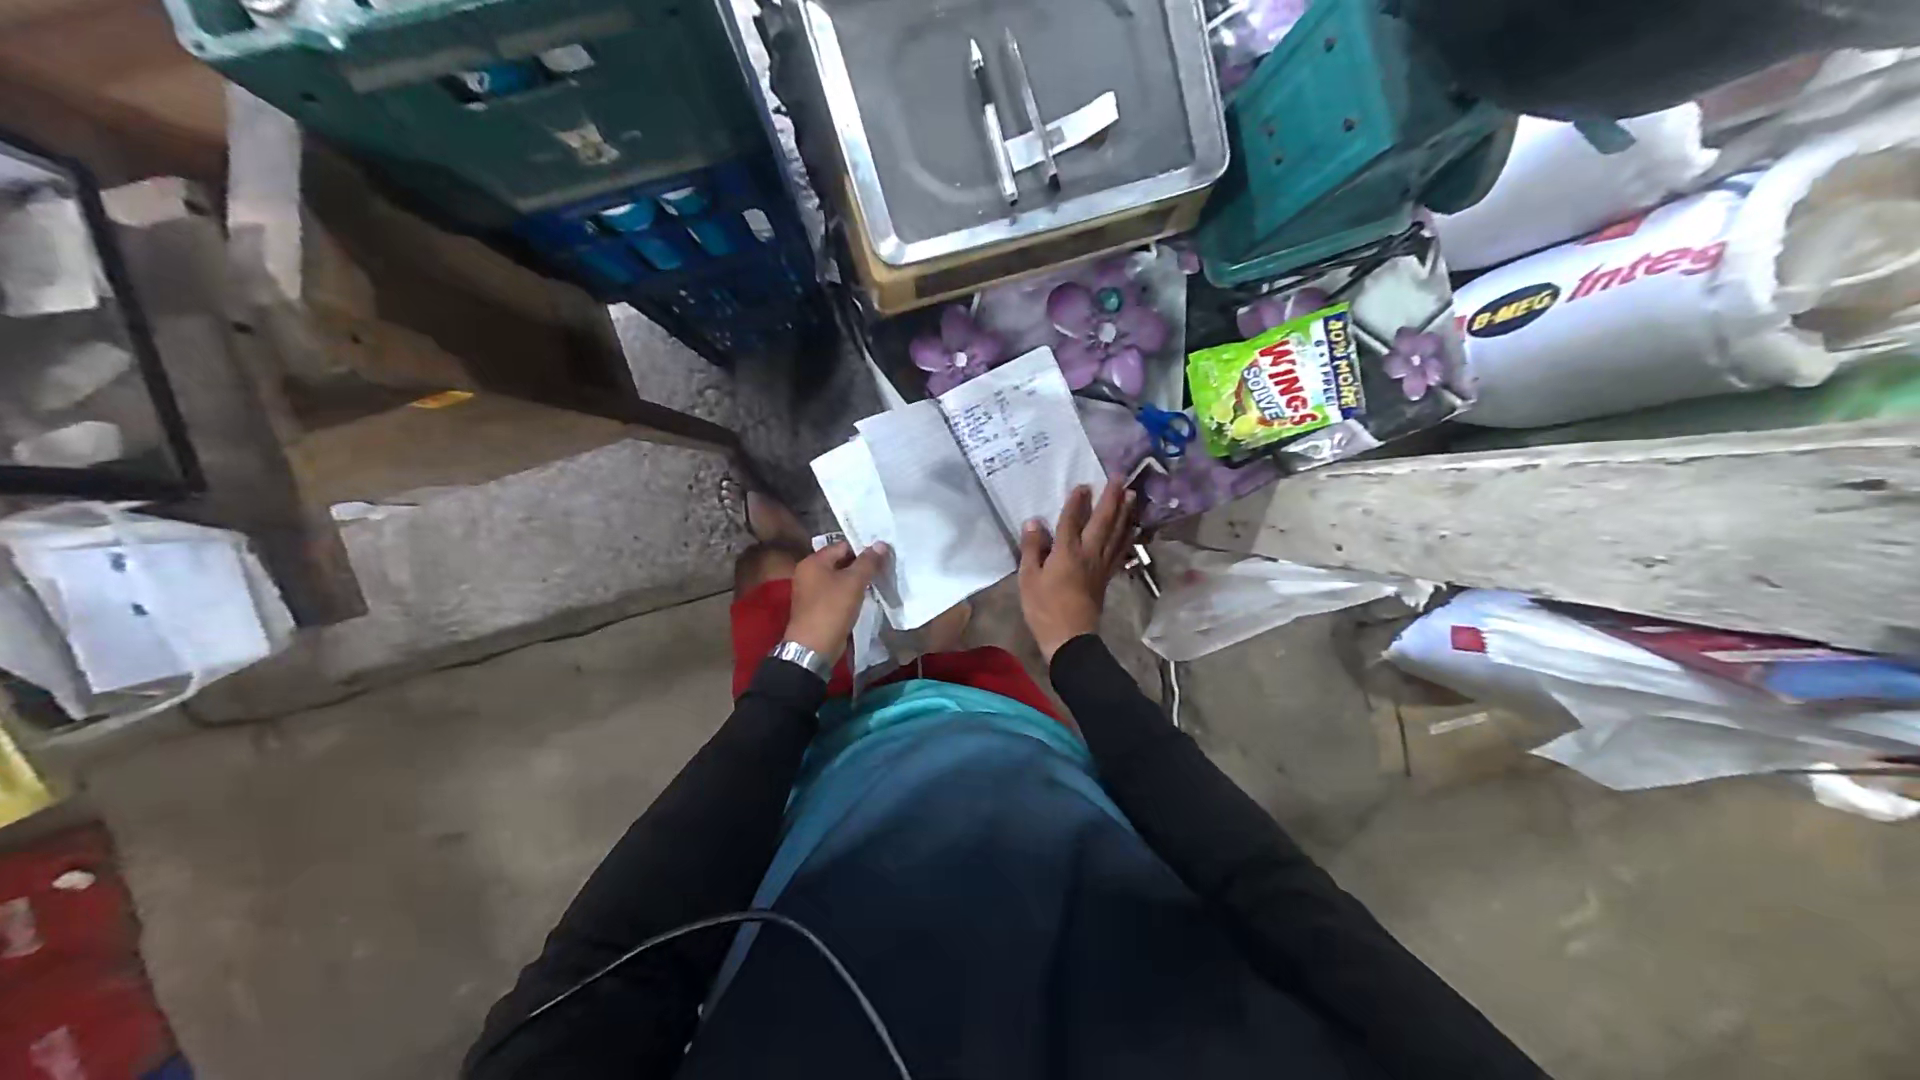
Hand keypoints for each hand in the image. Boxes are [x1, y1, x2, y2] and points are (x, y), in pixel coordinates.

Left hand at [784, 540, 889, 665]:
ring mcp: (812, 591)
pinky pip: (837, 593)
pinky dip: (851, 593)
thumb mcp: (853, 583)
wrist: (814, 648)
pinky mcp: (817, 606)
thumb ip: (868, 562)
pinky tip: (867, 596)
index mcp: (813, 561)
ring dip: (858, 580)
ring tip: (879, 580)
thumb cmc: (832, 609)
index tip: (884, 554)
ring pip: (840, 578)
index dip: (864, 548)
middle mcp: (809, 572)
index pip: (843, 546)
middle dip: (862, 564)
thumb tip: (881, 544)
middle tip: (885, 567)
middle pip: (841, 561)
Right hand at [1019, 479, 1136, 660]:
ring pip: (1117, 533)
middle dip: (1111, 498)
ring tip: (1132, 495)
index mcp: (1068, 552)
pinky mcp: (1107, 577)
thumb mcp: (1029, 578)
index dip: (1077, 501)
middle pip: (1103, 521)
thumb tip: (1034, 522)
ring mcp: (1102, 565)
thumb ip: (1032, 549)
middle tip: (1120, 477)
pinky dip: (1128, 537)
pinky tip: (1132, 529)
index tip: (1083, 484)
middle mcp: (1089, 554)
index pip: (1073, 520)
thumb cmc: (1044, 609)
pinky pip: (1120, 551)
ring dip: (1125, 512)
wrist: (1070, 638)